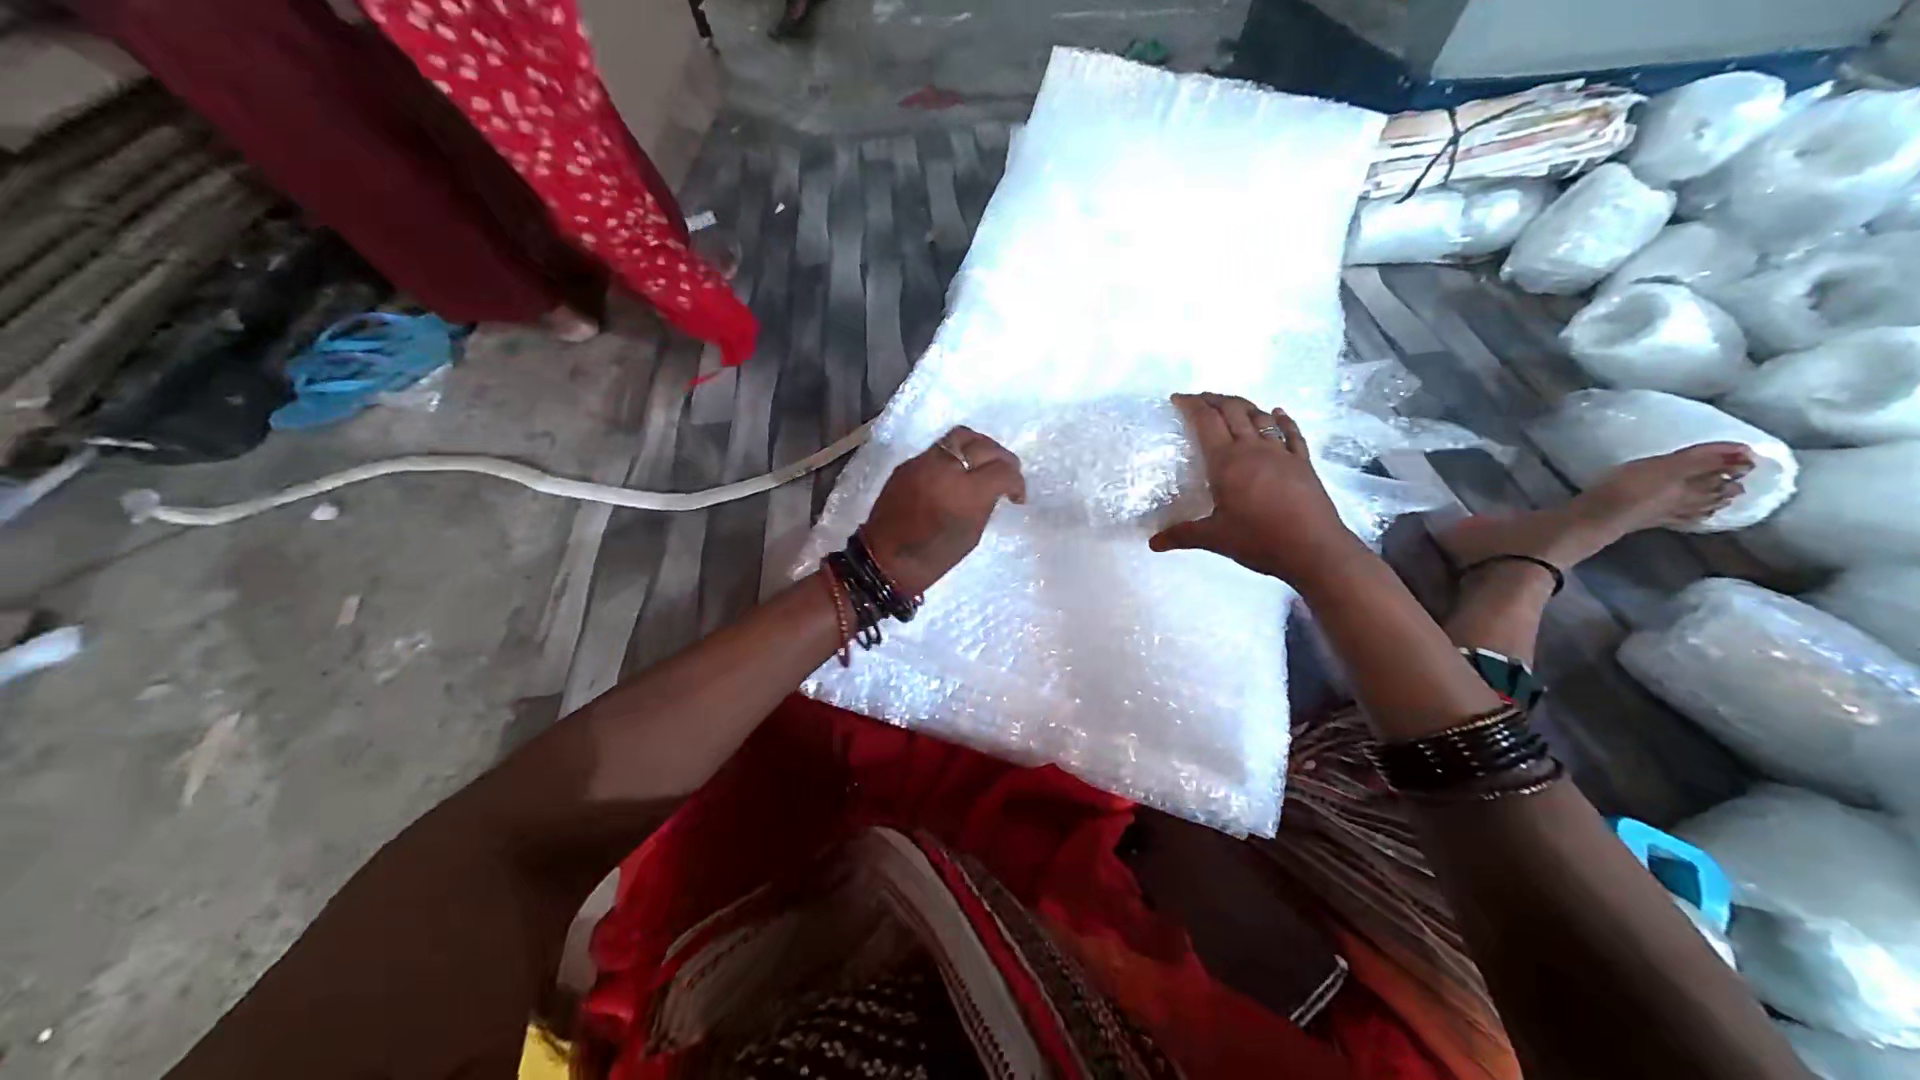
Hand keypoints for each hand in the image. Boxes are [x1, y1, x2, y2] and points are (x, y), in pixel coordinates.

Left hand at [861, 426, 1026, 593]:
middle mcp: (946, 468)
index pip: (1003, 470)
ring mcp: (924, 462)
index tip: (1016, 495)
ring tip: (984, 462)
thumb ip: (986, 503)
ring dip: (979, 446)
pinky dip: (955, 454)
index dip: (1016, 482)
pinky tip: (959, 469)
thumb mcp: (972, 534)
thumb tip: (995, 487)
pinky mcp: (908, 463)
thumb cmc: (934, 557)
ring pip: (960, 436)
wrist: (886, 560)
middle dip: (1002, 458)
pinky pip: (938, 448)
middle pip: (984, 446)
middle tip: (1007, 472)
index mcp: (966, 492)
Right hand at [1149, 393, 1371, 585]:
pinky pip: (1291, 433)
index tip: (1178, 399)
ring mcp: (1281, 453)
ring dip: (1243, 405)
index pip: (1206, 422)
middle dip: (1214, 399)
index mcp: (1227, 462)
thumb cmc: (1259, 539)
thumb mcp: (1214, 539)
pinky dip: (1282, 419)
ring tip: (1230, 404)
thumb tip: (1153, 543)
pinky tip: (1278, 413)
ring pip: (1259, 417)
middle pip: (1233, 411)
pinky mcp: (1303, 463)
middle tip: (1199, 399)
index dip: (1191, 406)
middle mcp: (1253, 449)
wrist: (1314, 548)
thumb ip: (1182, 535)